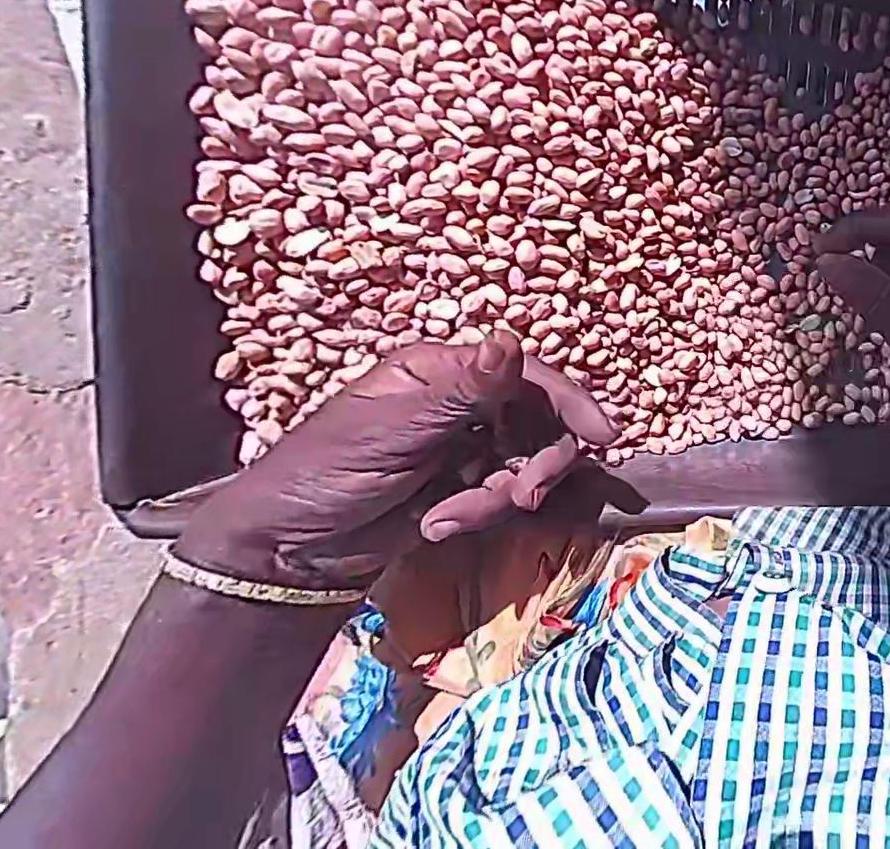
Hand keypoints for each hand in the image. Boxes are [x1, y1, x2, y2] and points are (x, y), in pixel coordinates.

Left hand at [174, 333, 617, 589]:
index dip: (571, 403)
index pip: (529, 377)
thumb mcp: (393, 429)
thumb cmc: (324, 470)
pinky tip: (440, 524)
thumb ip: (461, 389)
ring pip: (530, 461)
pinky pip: (507, 492)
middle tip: (526, 495)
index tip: (603, 435)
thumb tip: (510, 339)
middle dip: (540, 461)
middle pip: (543, 421)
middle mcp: (470, 402)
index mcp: (449, 372)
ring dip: (505, 493)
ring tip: (457, 516)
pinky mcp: (471, 482)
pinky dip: (483, 511)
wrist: (285, 551)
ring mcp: (473, 443)